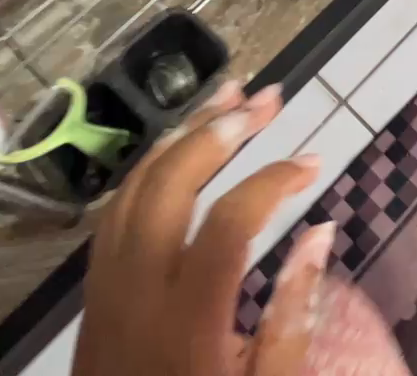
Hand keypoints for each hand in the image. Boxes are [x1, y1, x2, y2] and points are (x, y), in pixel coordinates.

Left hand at [74, 81, 335, 375]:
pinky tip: (181, 145)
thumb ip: (293, 315)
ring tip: (228, 94)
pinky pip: (117, 206)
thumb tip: (320, 232)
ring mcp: (108, 285)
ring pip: (136, 183)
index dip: (274, 181)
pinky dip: (153, 163)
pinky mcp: (96, 288)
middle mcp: (138, 291)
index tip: (314, 163)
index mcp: (186, 322)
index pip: (230, 223)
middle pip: (171, 184)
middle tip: (266, 98)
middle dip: (220, 130)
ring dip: (183, 132)